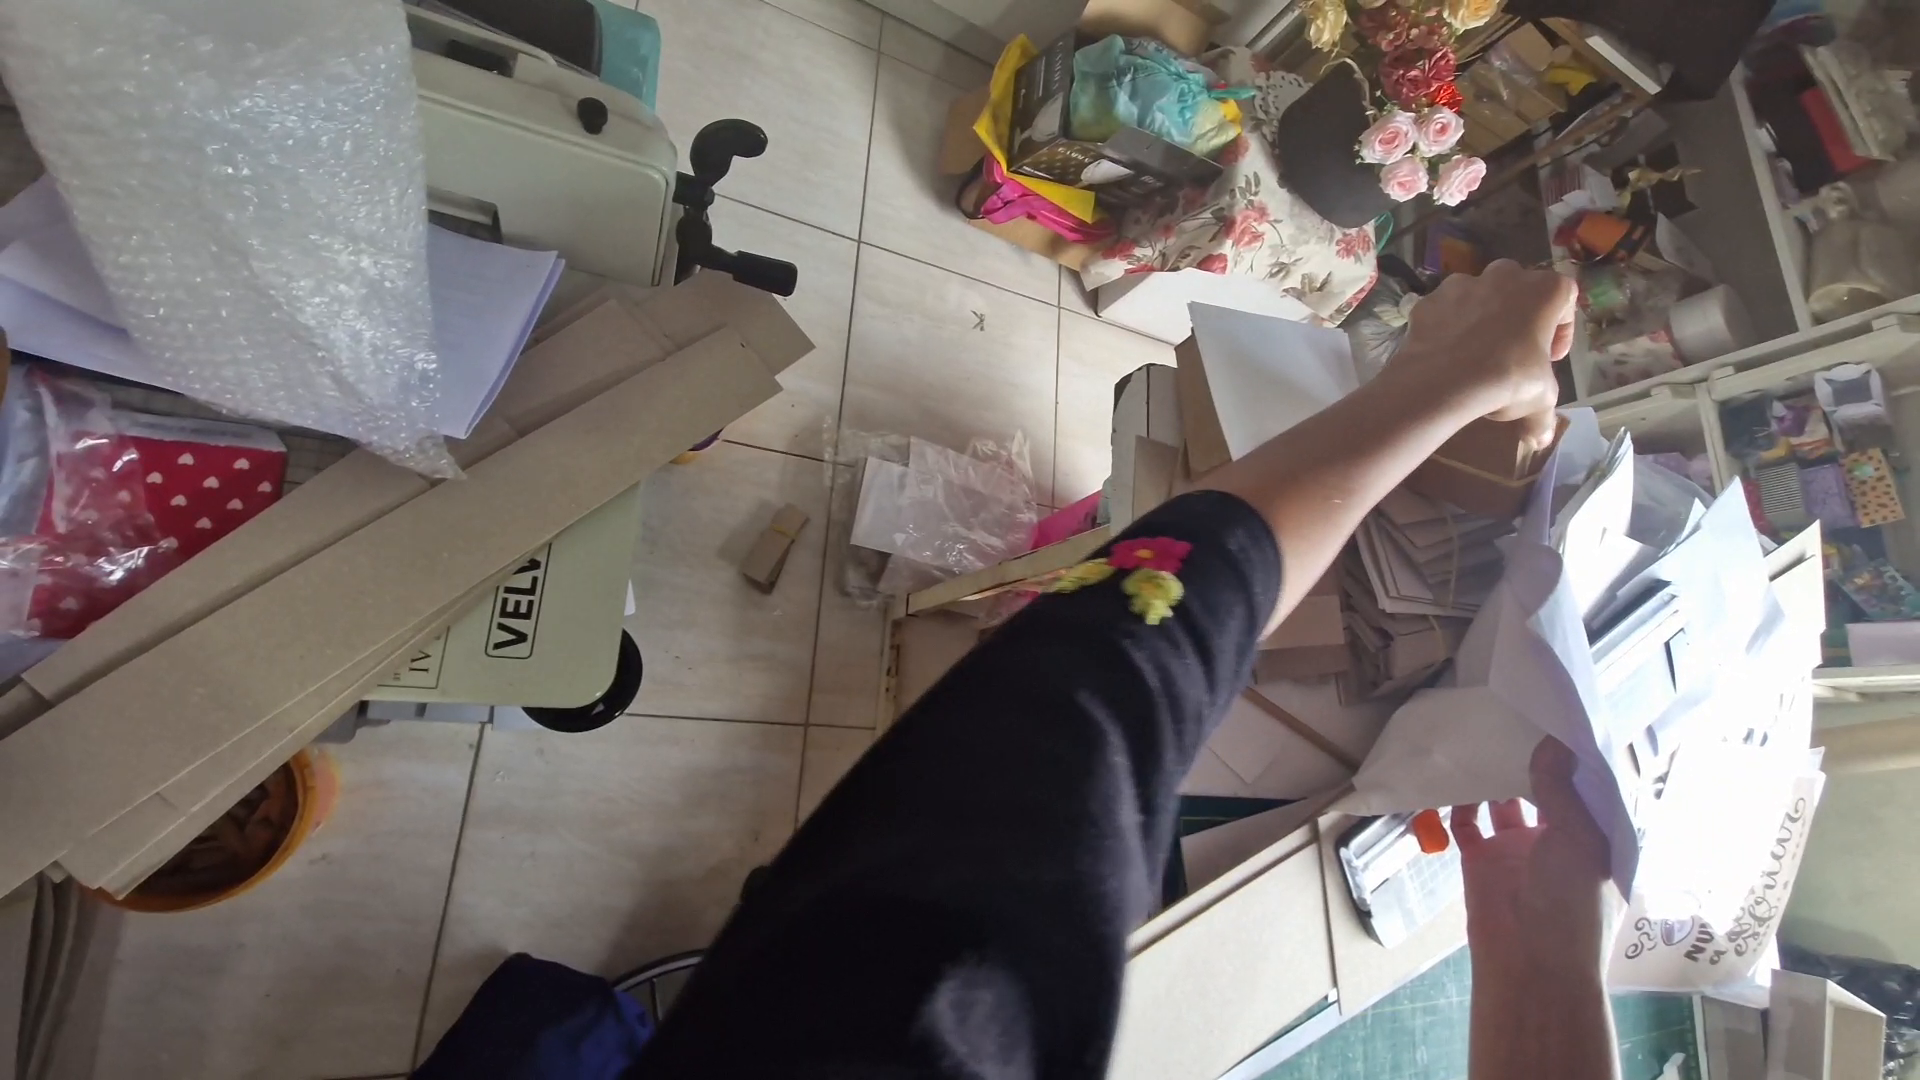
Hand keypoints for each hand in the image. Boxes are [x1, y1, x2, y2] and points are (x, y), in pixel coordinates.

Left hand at [1386, 260, 1574, 451]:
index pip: (1564, 302)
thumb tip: (1541, 441)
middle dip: (1518, 315)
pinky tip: (1444, 350)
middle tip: (1512, 349)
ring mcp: (1462, 285)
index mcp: (1547, 289)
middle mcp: (1505, 276)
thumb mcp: (1538, 399)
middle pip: (1519, 290)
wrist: (1440, 381)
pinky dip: (1444, 325)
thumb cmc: (1505, 380)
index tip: (1548, 358)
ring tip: (1474, 350)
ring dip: (1479, 315)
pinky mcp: (1427, 302)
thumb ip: (1544, 416)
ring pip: (1476, 295)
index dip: (1558, 332)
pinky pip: (1441, 311)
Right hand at [1453, 738, 1617, 986]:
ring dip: (1488, 778)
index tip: (1552, 717)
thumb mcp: (1575, 842)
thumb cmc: (1569, 903)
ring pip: (1499, 801)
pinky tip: (1447, 778)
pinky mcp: (1480, 856)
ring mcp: (1515, 847)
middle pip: (1538, 790)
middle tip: (1503, 718)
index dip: (1569, 757)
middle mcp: (1556, 838)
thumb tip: (1552, 741)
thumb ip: (1558, 791)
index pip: (1582, 788)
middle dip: (1523, 761)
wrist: (1529, 959)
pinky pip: (1464, 821)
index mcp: (1592, 837)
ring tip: (1472, 741)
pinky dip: (1454, 801)